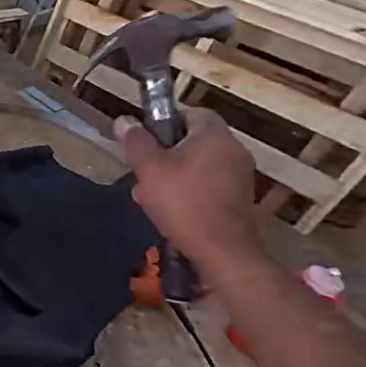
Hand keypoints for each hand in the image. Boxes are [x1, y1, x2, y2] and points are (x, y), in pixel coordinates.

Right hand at [115, 109, 265, 272]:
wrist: (223, 253)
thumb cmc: (184, 203)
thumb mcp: (149, 169)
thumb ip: (136, 141)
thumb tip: (124, 120)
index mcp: (215, 134)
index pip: (190, 113)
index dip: (165, 123)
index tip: (147, 142)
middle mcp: (234, 150)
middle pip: (192, 142)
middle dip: (164, 156)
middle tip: (144, 174)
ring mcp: (241, 177)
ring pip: (198, 166)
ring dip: (174, 177)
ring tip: (151, 198)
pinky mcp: (241, 201)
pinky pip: (210, 186)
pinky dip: (191, 193)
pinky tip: (173, 213)